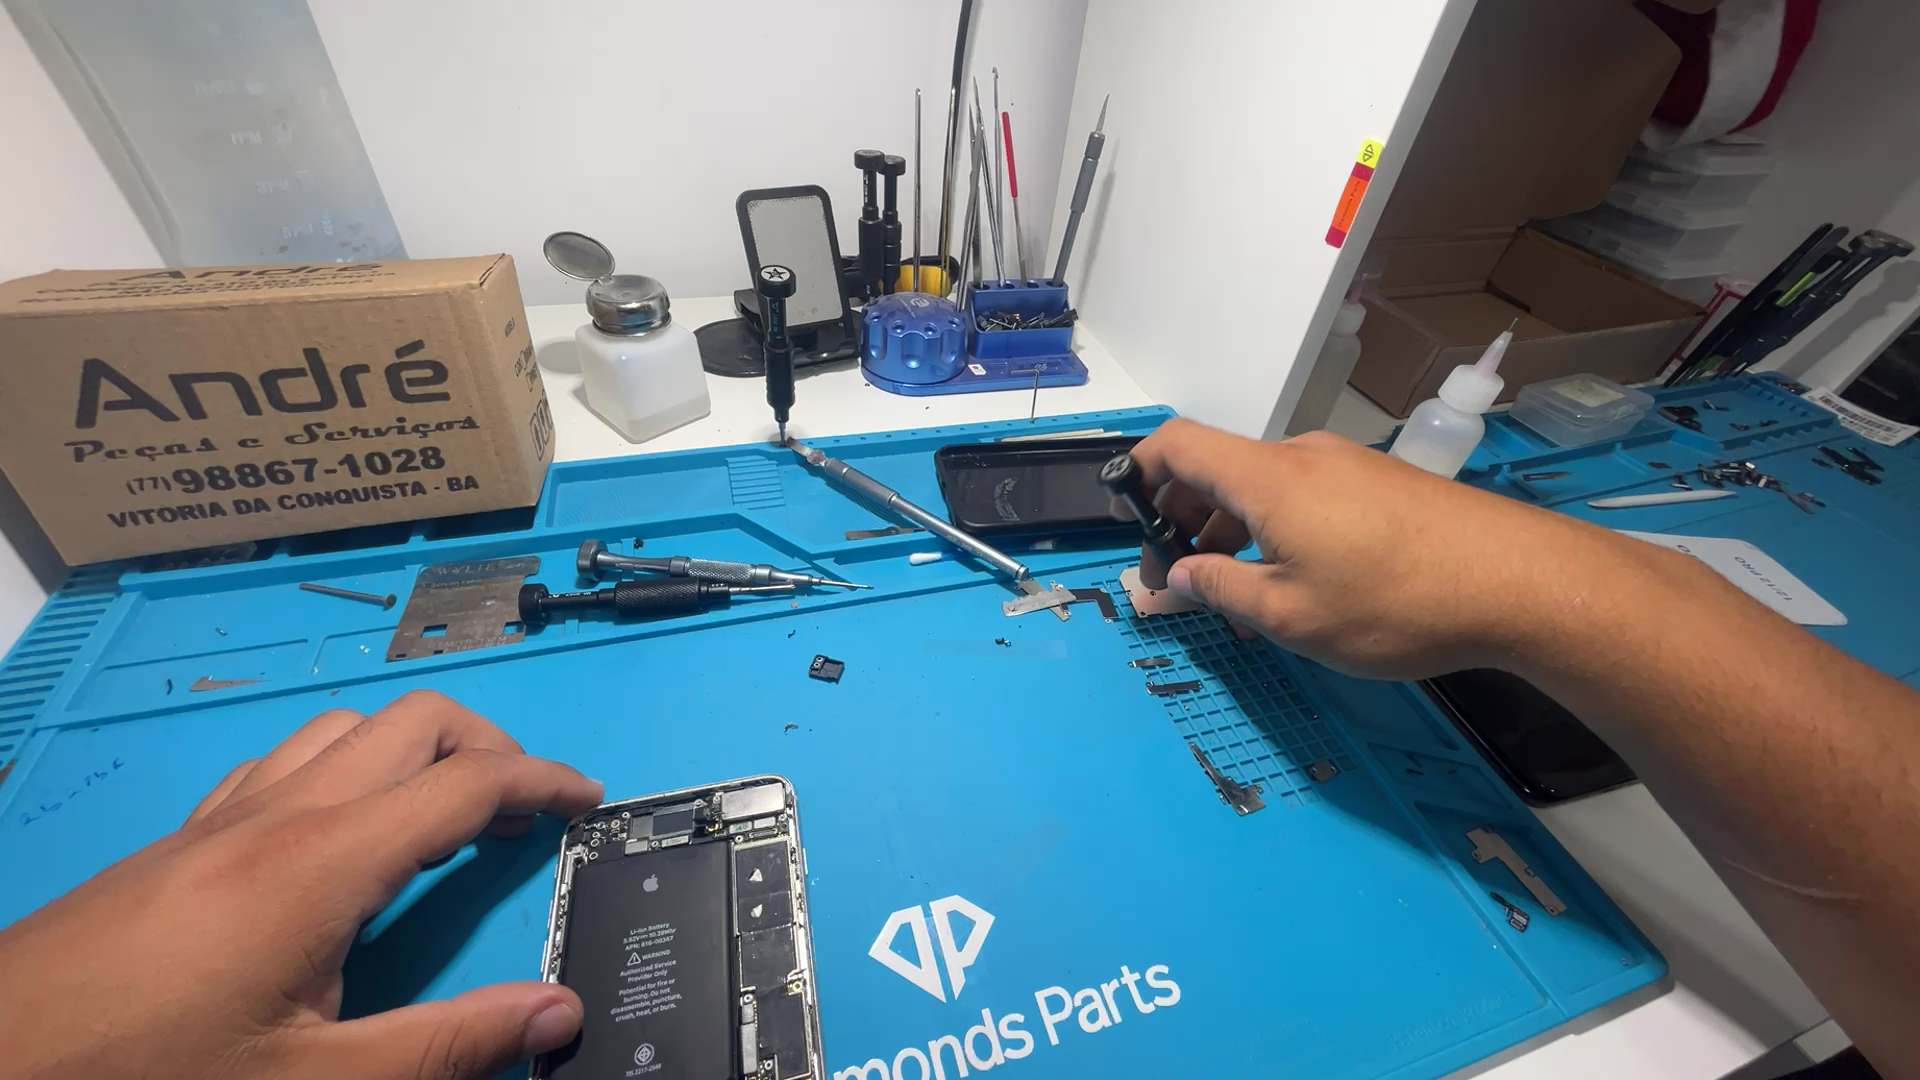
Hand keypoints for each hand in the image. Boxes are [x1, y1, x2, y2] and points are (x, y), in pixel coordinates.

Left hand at [0, 690, 602, 1079]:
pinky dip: (350, 765)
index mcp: (328, 859)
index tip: (586, 798)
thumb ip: (447, 1044)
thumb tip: (557, 1013)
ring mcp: (225, 817)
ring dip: (421, 747)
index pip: (474, 781)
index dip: (547, 781)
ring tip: (441, 807)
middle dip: (493, 747)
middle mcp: (285, 812)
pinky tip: (342, 826)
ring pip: (355, 726)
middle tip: (517, 809)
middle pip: (423, 722)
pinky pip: (290, 759)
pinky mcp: (179, 839)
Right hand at [1121, 419, 1630, 679]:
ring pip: (1257, 488)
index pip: (1176, 443)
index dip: (1137, 471)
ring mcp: (1343, 467)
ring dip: (1225, 531)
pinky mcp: (1376, 485)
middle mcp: (1298, 457)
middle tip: (1175, 579)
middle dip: (1178, 519)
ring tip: (1229, 591)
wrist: (1530, 585)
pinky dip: (1269, 530)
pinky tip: (1286, 580)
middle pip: (1213, 469)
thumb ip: (1219, 590)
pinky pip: (1299, 497)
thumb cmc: (1394, 601)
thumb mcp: (1289, 613)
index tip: (1126, 517)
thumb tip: (1177, 577)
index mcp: (1265, 477)